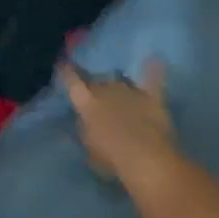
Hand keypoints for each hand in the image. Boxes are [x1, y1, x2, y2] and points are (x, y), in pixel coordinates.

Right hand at [61, 59, 183, 187]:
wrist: (145, 157)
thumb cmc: (110, 158)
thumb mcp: (88, 147)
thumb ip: (85, 129)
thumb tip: (84, 121)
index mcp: (87, 103)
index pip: (72, 82)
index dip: (67, 72)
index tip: (63, 63)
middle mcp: (106, 90)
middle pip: (98, 82)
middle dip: (96, 86)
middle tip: (96, 95)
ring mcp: (130, 92)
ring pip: (121, 82)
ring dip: (118, 86)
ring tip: (119, 92)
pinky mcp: (152, 97)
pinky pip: (153, 78)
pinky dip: (154, 68)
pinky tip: (155, 59)